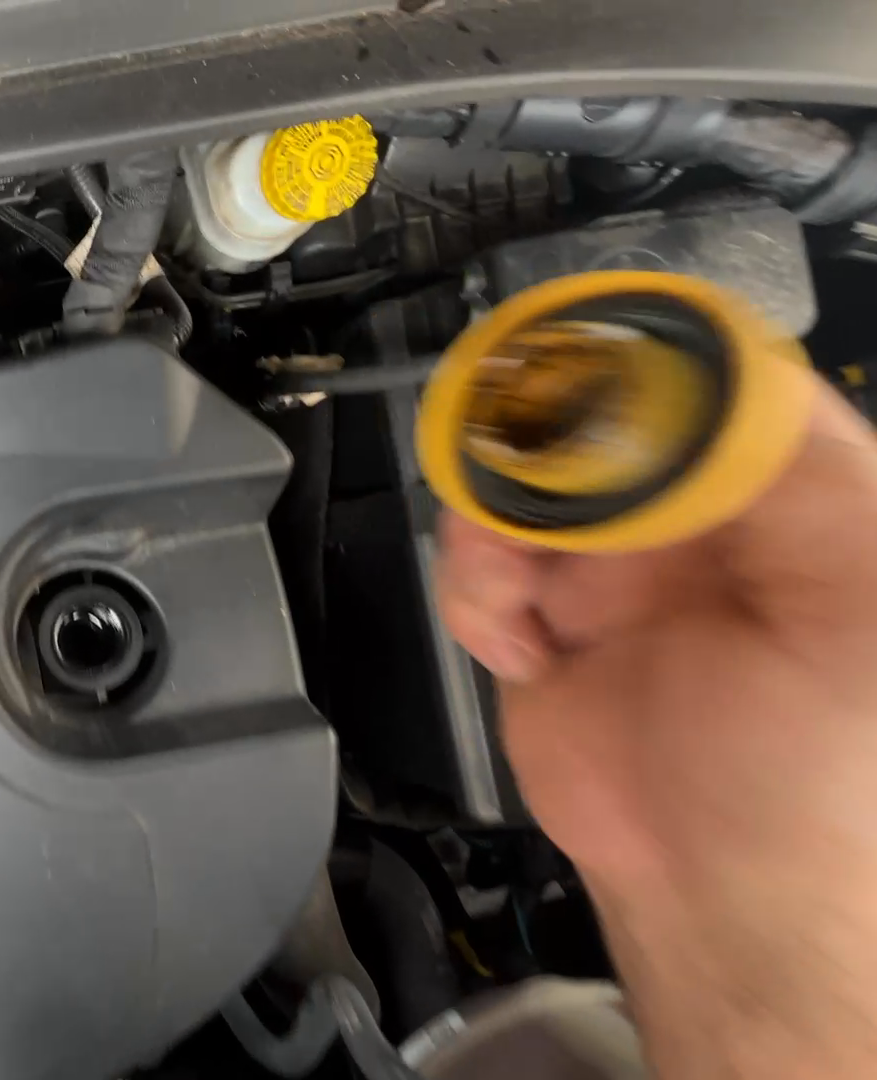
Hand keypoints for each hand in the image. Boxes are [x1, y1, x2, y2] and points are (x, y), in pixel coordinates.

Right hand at [436, 378, 876, 1079]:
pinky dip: (470, 605)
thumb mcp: (859, 632)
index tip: (555, 373)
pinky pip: (470, 572)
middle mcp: (690, 529)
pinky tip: (513, 651)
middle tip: (514, 527)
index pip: (708, 401)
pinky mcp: (532, 612)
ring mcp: (600, 570)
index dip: (634, 374)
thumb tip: (729, 394)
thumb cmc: (816, 774)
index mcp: (790, 510)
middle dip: (525, 481)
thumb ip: (813, 500)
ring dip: (487, 556)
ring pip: (505, 505)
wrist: (699, 878)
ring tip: (516, 618)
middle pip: (575, 444)